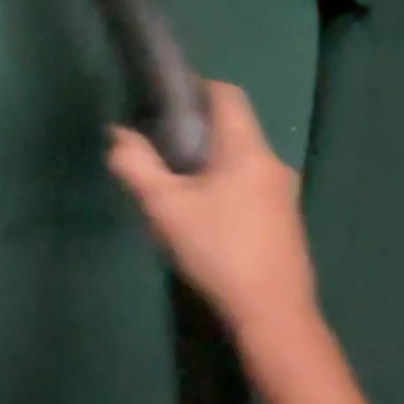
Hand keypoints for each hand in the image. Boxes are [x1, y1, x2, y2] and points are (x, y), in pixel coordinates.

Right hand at [106, 81, 315, 337]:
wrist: (274, 316)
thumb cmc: (218, 250)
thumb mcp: (164, 206)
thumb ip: (135, 165)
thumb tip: (117, 134)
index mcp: (246, 149)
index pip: (227, 94)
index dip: (194, 87)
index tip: (162, 102)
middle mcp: (271, 162)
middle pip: (232, 125)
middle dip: (194, 128)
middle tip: (157, 145)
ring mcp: (284, 192)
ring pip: (240, 156)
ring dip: (208, 158)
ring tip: (174, 182)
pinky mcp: (285, 219)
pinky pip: (249, 181)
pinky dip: (223, 181)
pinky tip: (202, 213)